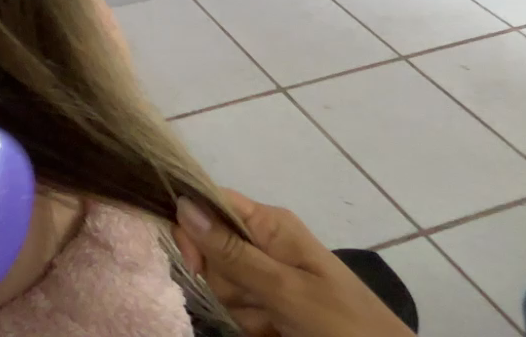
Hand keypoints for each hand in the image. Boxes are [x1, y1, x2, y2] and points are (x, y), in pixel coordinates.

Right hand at [175, 191, 412, 336]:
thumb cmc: (343, 325)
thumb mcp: (285, 290)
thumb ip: (232, 251)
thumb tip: (182, 202)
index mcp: (271, 223)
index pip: (211, 202)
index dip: (193, 226)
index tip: (194, 262)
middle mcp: (264, 240)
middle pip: (211, 245)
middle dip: (224, 280)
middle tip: (256, 303)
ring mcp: (267, 272)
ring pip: (221, 279)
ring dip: (239, 306)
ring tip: (274, 324)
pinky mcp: (269, 300)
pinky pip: (236, 303)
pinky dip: (249, 322)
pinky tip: (273, 331)